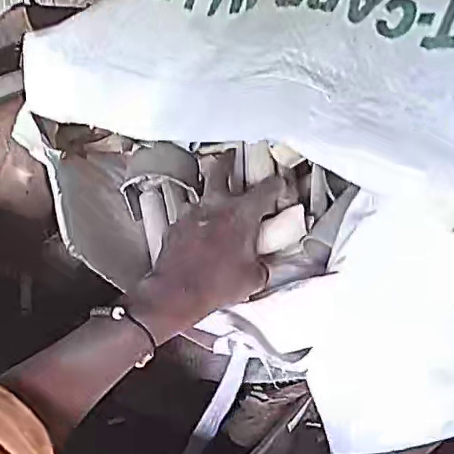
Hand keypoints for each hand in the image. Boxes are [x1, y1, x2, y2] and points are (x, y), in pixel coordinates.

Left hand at [123, 155, 289, 337]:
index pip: (267, 187)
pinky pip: (187, 216)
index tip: (280, 185)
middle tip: (233, 160)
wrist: (176, 293)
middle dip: (229, 162)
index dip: (277, 184)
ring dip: (209, 197)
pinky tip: (197, 232)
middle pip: (221, 169)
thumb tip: (261, 263)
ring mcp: (191, 213)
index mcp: (242, 213)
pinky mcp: (174, 226)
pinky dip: (194, 221)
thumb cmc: (217, 285)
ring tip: (214, 205)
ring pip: (200, 194)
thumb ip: (262, 263)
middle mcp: (215, 205)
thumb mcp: (253, 278)